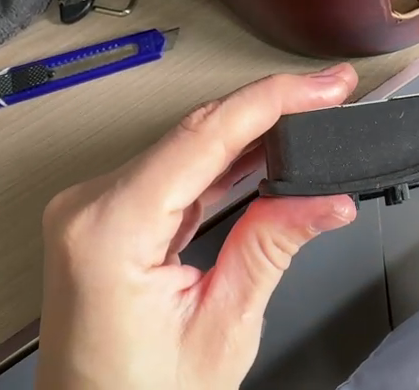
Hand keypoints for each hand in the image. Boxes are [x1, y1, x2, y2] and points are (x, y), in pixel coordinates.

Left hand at [37, 65, 358, 389]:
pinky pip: (174, 168)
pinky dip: (223, 156)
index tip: (322, 86)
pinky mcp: (107, 213)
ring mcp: (94, 206)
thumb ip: (271, 248)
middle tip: (328, 93)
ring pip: (188, 142)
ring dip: (252, 129)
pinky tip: (265, 144)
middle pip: (196, 131)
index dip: (272, 101)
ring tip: (309, 112)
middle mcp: (90, 205)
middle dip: (270, 108)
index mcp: (110, 231)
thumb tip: (324, 199)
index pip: (204, 136)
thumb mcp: (220, 331)